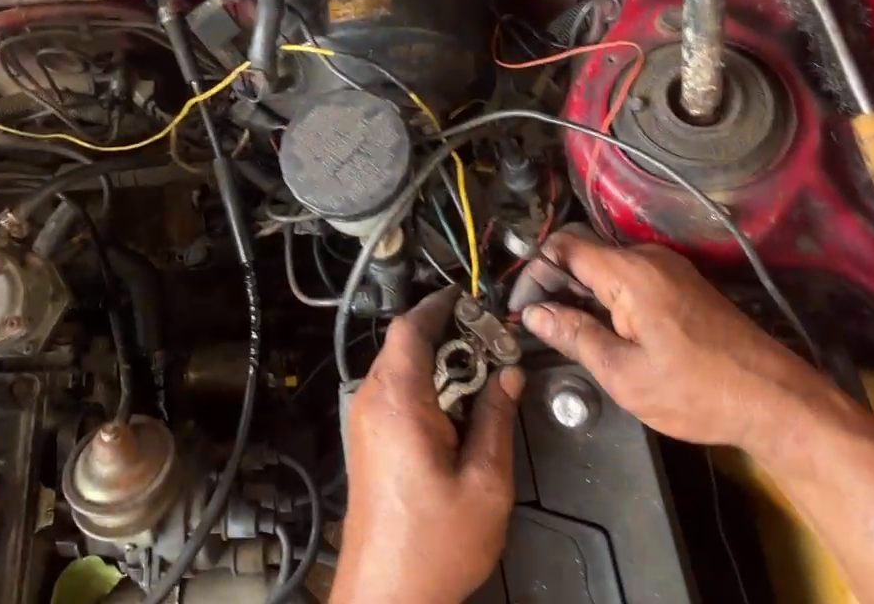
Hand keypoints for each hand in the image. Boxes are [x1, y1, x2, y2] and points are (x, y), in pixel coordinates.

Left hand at [332, 288, 524, 603]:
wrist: (387, 592)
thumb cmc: (434, 543)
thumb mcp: (485, 482)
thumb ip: (496, 419)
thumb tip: (508, 374)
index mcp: (397, 401)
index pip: (411, 327)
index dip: (441, 304)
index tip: (472, 299)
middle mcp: (372, 401)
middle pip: (404, 343)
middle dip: (447, 334)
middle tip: (489, 341)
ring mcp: (365, 420)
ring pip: (399, 366)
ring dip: (437, 361)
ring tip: (480, 375)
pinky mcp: (368, 439)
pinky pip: (394, 391)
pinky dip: (425, 384)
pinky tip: (456, 408)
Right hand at [518, 226, 838, 449]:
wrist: (779, 402)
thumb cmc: (698, 391)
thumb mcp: (624, 374)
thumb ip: (575, 336)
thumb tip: (535, 313)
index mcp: (630, 272)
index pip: (562, 247)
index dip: (533, 272)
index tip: (521, 307)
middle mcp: (648, 258)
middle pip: (584, 253)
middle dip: (554, 283)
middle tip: (538, 323)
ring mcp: (670, 269)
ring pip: (607, 267)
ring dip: (580, 292)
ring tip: (567, 331)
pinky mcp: (684, 285)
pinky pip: (631, 278)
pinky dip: (607, 297)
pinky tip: (605, 331)